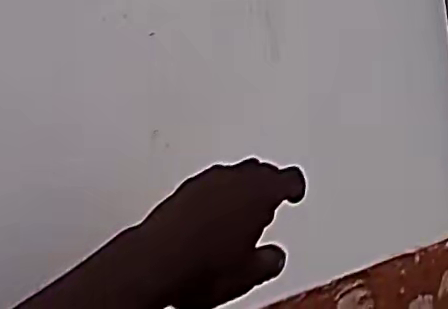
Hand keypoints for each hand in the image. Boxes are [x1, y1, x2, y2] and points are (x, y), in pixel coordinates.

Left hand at [124, 159, 306, 308]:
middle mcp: (241, 176)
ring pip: (235, 177)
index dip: (295, 187)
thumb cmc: (200, 266)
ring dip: (238, 192)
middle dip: (265, 188)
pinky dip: (212, 198)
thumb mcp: (246, 275)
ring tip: (232, 219)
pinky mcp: (185, 189)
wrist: (151, 266)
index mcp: (265, 190)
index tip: (294, 193)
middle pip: (263, 172)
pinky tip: (204, 221)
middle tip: (263, 210)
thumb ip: (269, 261)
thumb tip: (274, 259)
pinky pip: (208, 186)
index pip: (291, 178)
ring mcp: (211, 179)